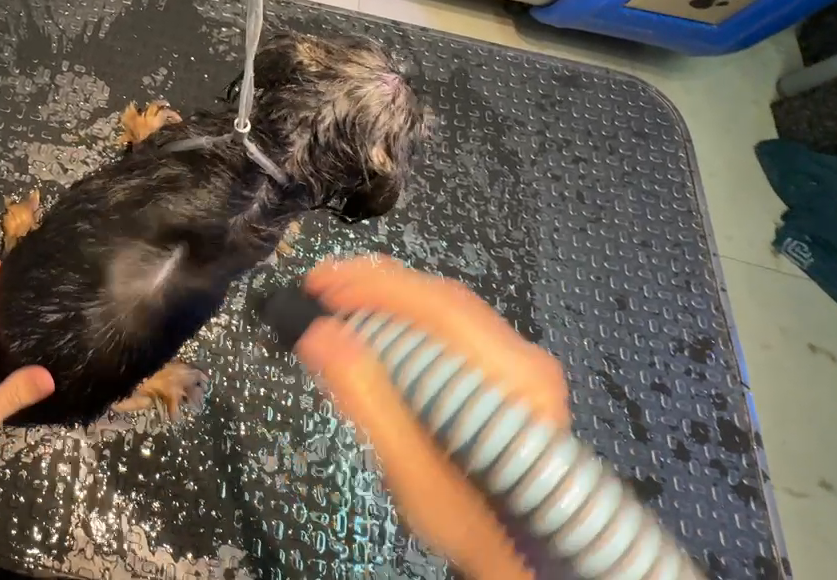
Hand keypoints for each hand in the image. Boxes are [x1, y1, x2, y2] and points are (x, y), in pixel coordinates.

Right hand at [295, 257, 569, 579]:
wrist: (522, 553)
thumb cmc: (472, 522)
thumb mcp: (415, 475)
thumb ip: (370, 402)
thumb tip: (317, 333)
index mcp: (511, 375)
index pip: (436, 305)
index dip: (372, 285)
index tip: (317, 285)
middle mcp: (520, 355)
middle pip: (438, 298)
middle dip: (371, 283)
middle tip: (314, 287)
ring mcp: (514, 360)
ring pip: (440, 306)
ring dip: (382, 295)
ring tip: (331, 298)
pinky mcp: (500, 369)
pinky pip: (444, 324)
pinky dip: (399, 313)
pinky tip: (368, 322)